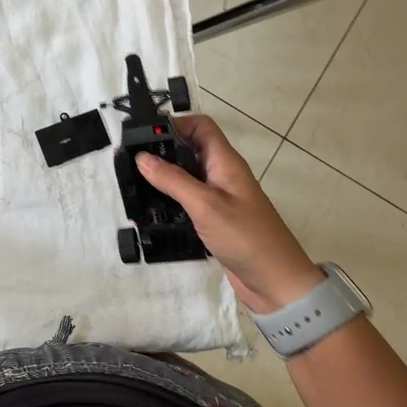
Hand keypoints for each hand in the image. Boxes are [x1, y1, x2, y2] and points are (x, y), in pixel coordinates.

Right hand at [135, 115, 323, 313]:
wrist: (276, 283)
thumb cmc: (245, 237)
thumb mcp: (205, 205)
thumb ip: (173, 180)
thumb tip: (142, 158)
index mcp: (225, 162)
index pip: (200, 126)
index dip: (175, 123)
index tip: (145, 135)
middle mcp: (222, 175)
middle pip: (189, 149)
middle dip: (162, 150)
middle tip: (131, 160)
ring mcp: (219, 197)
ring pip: (186, 176)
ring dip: (163, 177)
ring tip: (134, 184)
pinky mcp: (214, 219)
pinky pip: (187, 200)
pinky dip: (169, 200)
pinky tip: (151, 210)